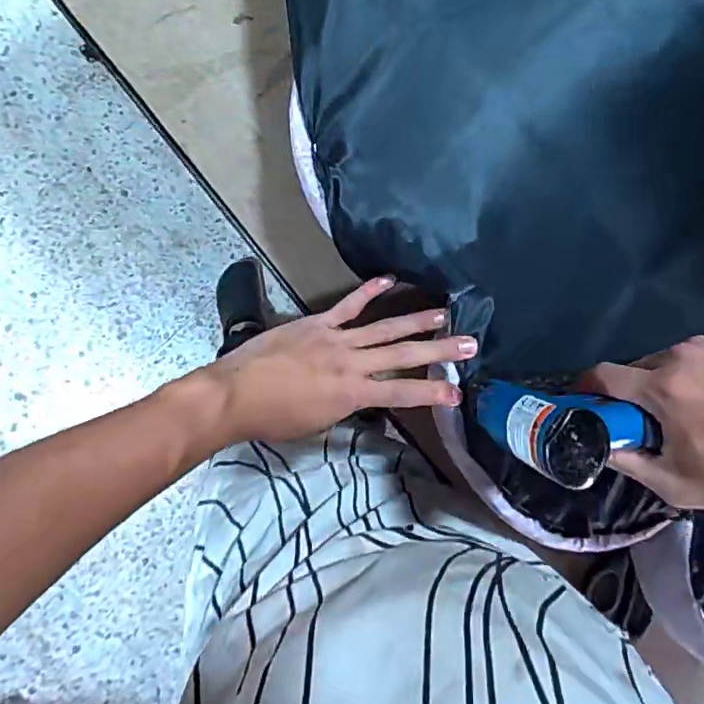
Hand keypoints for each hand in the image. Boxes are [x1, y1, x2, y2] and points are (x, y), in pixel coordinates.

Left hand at [182, 276, 475, 447]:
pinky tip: (390, 280)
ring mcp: (336, 339)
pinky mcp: (318, 323)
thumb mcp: (318, 424)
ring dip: (416, 319)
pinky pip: (348, 305)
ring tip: (444, 312)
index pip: (401, 394)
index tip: (457, 393)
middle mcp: (351, 363)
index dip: (431, 394)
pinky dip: (369, 291)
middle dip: (439, 350)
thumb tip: (365, 400)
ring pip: (384, 328)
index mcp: (351, 394)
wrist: (234, 394)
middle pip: (403, 355)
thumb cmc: (273, 418)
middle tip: (469, 343)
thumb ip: (346, 408)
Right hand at [584, 330, 703, 521]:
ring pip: (665, 361)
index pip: (603, 375)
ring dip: (664, 383)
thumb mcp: (676, 484)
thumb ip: (628, 462)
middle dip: (634, 394)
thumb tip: (599, 446)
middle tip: (652, 425)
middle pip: (636, 369)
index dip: (587, 389)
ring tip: (691, 415)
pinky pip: (693, 354)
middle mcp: (682, 354)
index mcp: (664, 388)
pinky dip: (692, 372)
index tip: (586, 404)